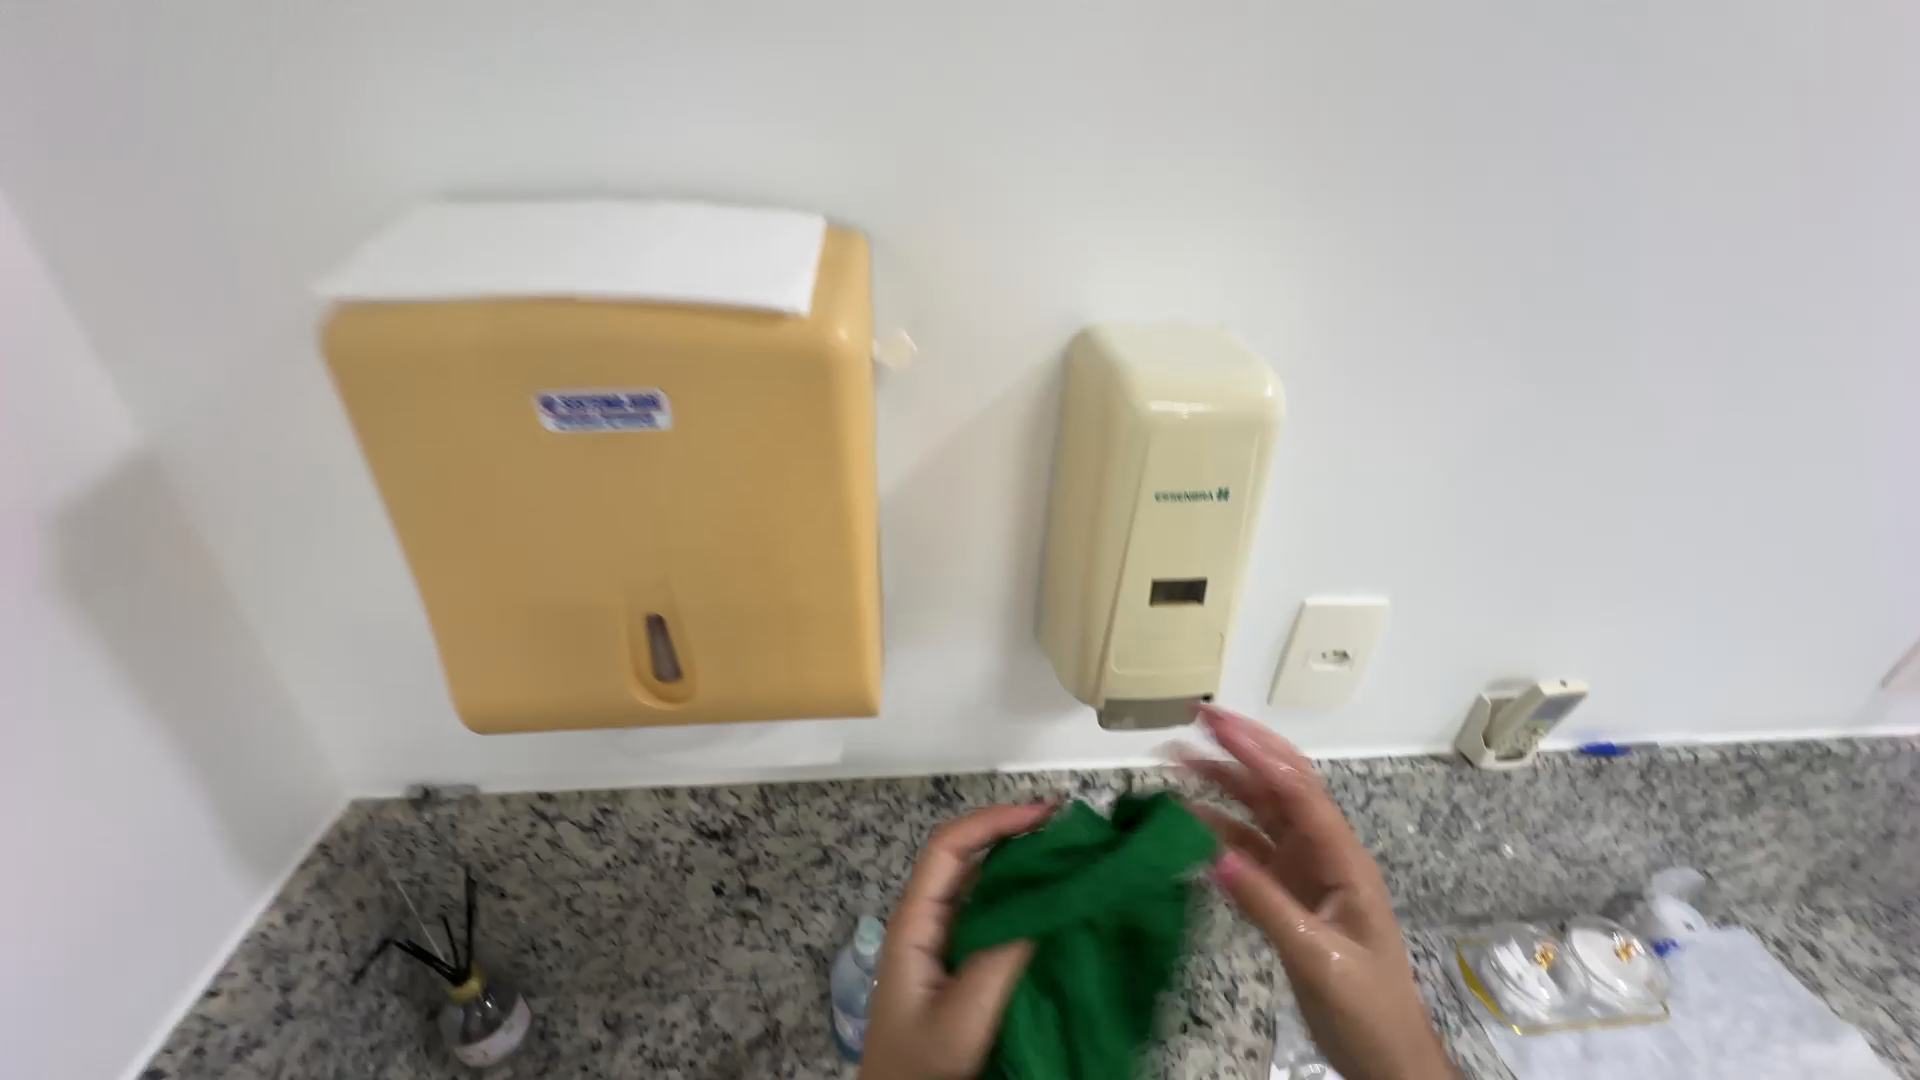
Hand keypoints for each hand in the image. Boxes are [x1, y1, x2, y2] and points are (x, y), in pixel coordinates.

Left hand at [859, 802, 1055, 1079]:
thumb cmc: (921, 1068)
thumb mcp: (962, 1019)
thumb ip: (1000, 960)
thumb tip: (1046, 903)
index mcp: (915, 920)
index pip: (949, 847)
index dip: (993, 821)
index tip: (1043, 815)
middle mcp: (930, 919)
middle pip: (969, 857)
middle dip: (1015, 833)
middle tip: (1069, 827)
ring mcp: (948, 942)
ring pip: (986, 886)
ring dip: (1024, 865)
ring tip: (1071, 855)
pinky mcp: (966, 965)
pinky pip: (997, 918)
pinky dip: (1027, 900)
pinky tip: (1057, 901)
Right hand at [1178, 704, 1455, 1079]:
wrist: (1385, 1060)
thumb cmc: (1366, 1008)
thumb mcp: (1318, 958)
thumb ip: (1265, 904)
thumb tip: (1211, 856)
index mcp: (1342, 858)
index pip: (1297, 791)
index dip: (1257, 754)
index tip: (1216, 726)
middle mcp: (1321, 851)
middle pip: (1278, 785)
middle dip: (1241, 748)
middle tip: (1197, 719)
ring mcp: (1302, 868)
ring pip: (1258, 810)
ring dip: (1221, 782)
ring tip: (1177, 759)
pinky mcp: (1285, 889)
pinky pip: (1246, 846)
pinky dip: (1217, 828)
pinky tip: (1187, 820)